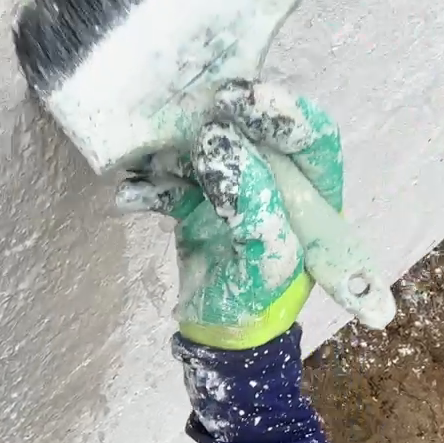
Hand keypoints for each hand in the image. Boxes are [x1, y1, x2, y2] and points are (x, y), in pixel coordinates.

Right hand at [116, 80, 344, 349]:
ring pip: (210, 149)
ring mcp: (235, 191)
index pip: (313, 141)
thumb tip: (218, 146)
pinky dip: (151, 187)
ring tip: (147, 156)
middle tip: (198, 110)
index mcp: (314, 200)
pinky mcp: (198, 204)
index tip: (241, 103)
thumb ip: (252, 205)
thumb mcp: (264, 264)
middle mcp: (277, 184)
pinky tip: (129, 196)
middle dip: (226, 120)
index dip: (283, 116)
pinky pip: (174, 182)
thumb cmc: (254, 308)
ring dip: (176, 150)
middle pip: (256, 134)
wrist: (215, 339)